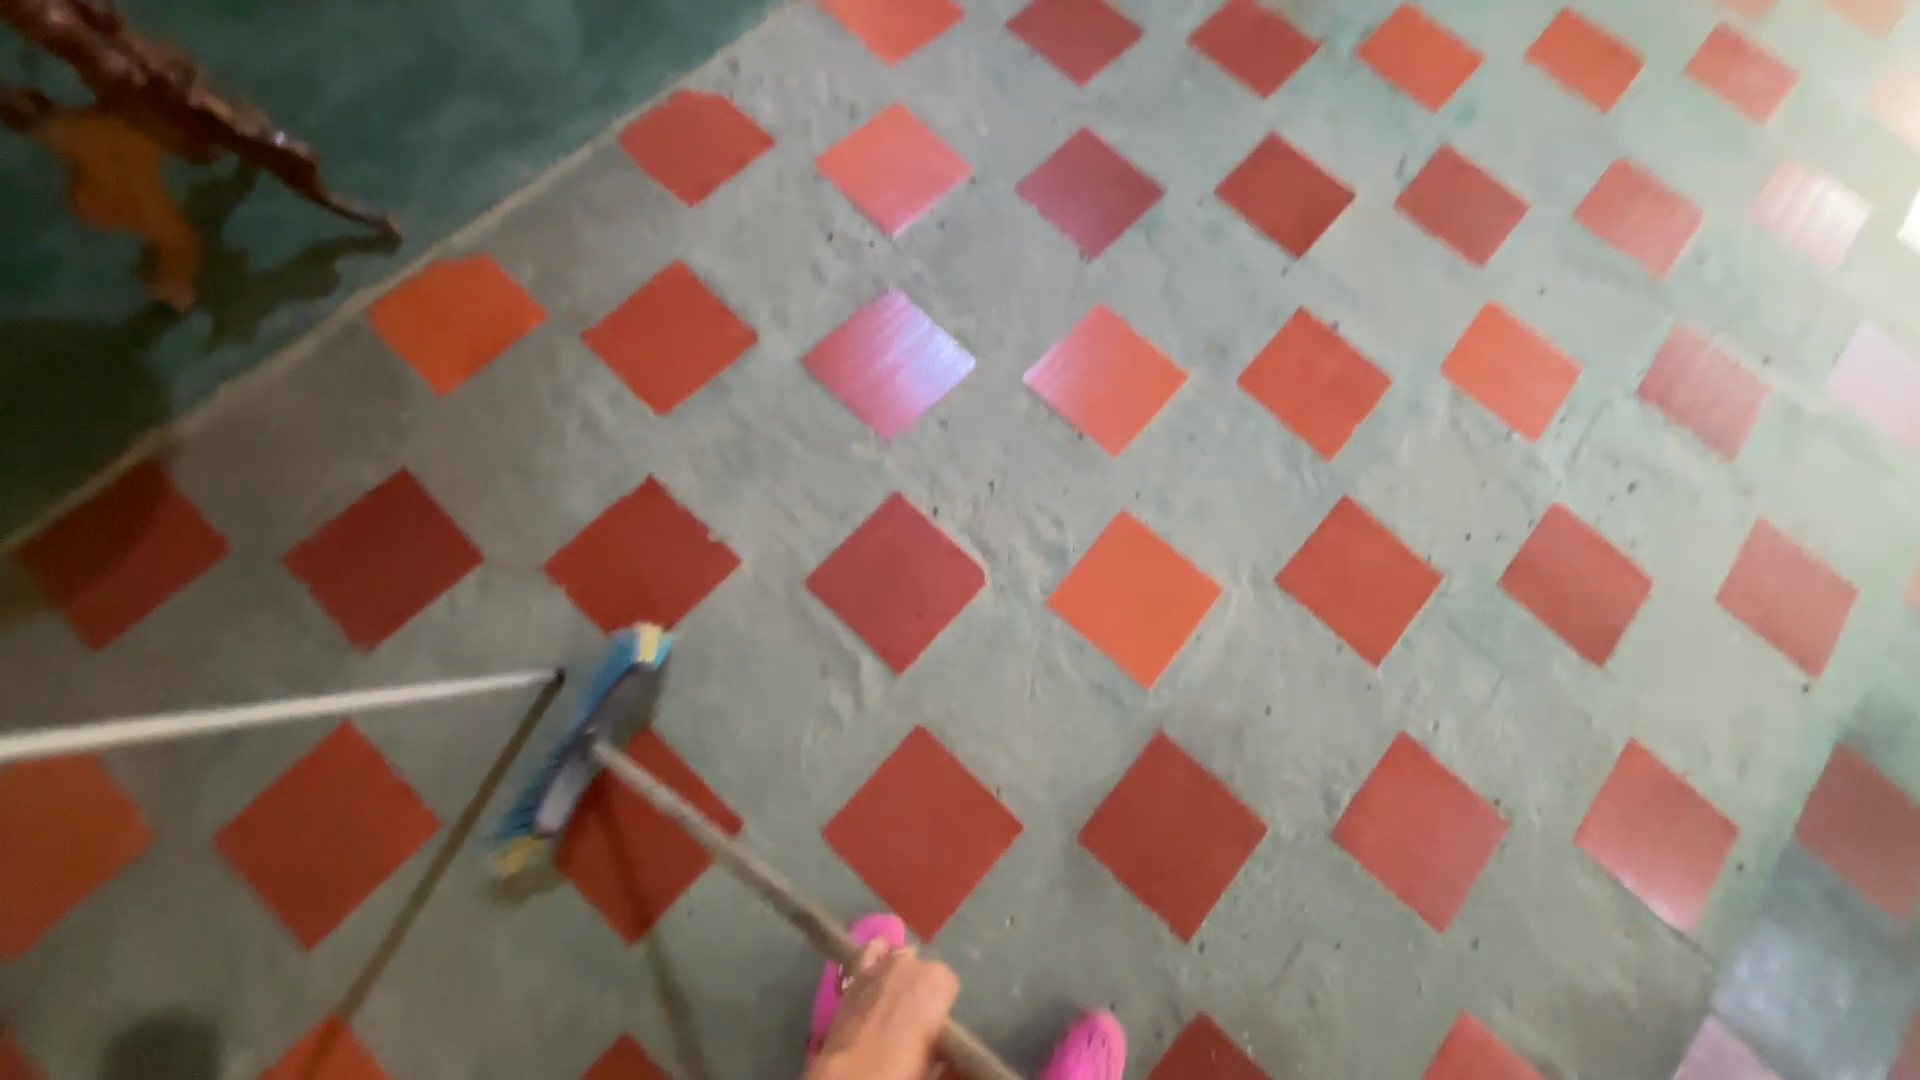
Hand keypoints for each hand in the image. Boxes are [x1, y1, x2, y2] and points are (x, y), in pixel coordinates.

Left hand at [805, 939, 958, 1079]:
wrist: (856, 1073)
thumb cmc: (903, 1067)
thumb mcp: (933, 1059)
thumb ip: (938, 1039)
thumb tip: (934, 1039)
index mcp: (939, 981)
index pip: (949, 984)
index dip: (942, 1005)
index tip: (935, 1024)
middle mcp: (913, 963)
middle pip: (924, 969)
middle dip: (921, 988)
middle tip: (914, 1018)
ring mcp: (884, 963)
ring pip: (899, 957)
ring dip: (900, 973)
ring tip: (894, 997)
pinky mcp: (858, 971)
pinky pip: (871, 952)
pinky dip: (877, 954)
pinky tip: (878, 964)